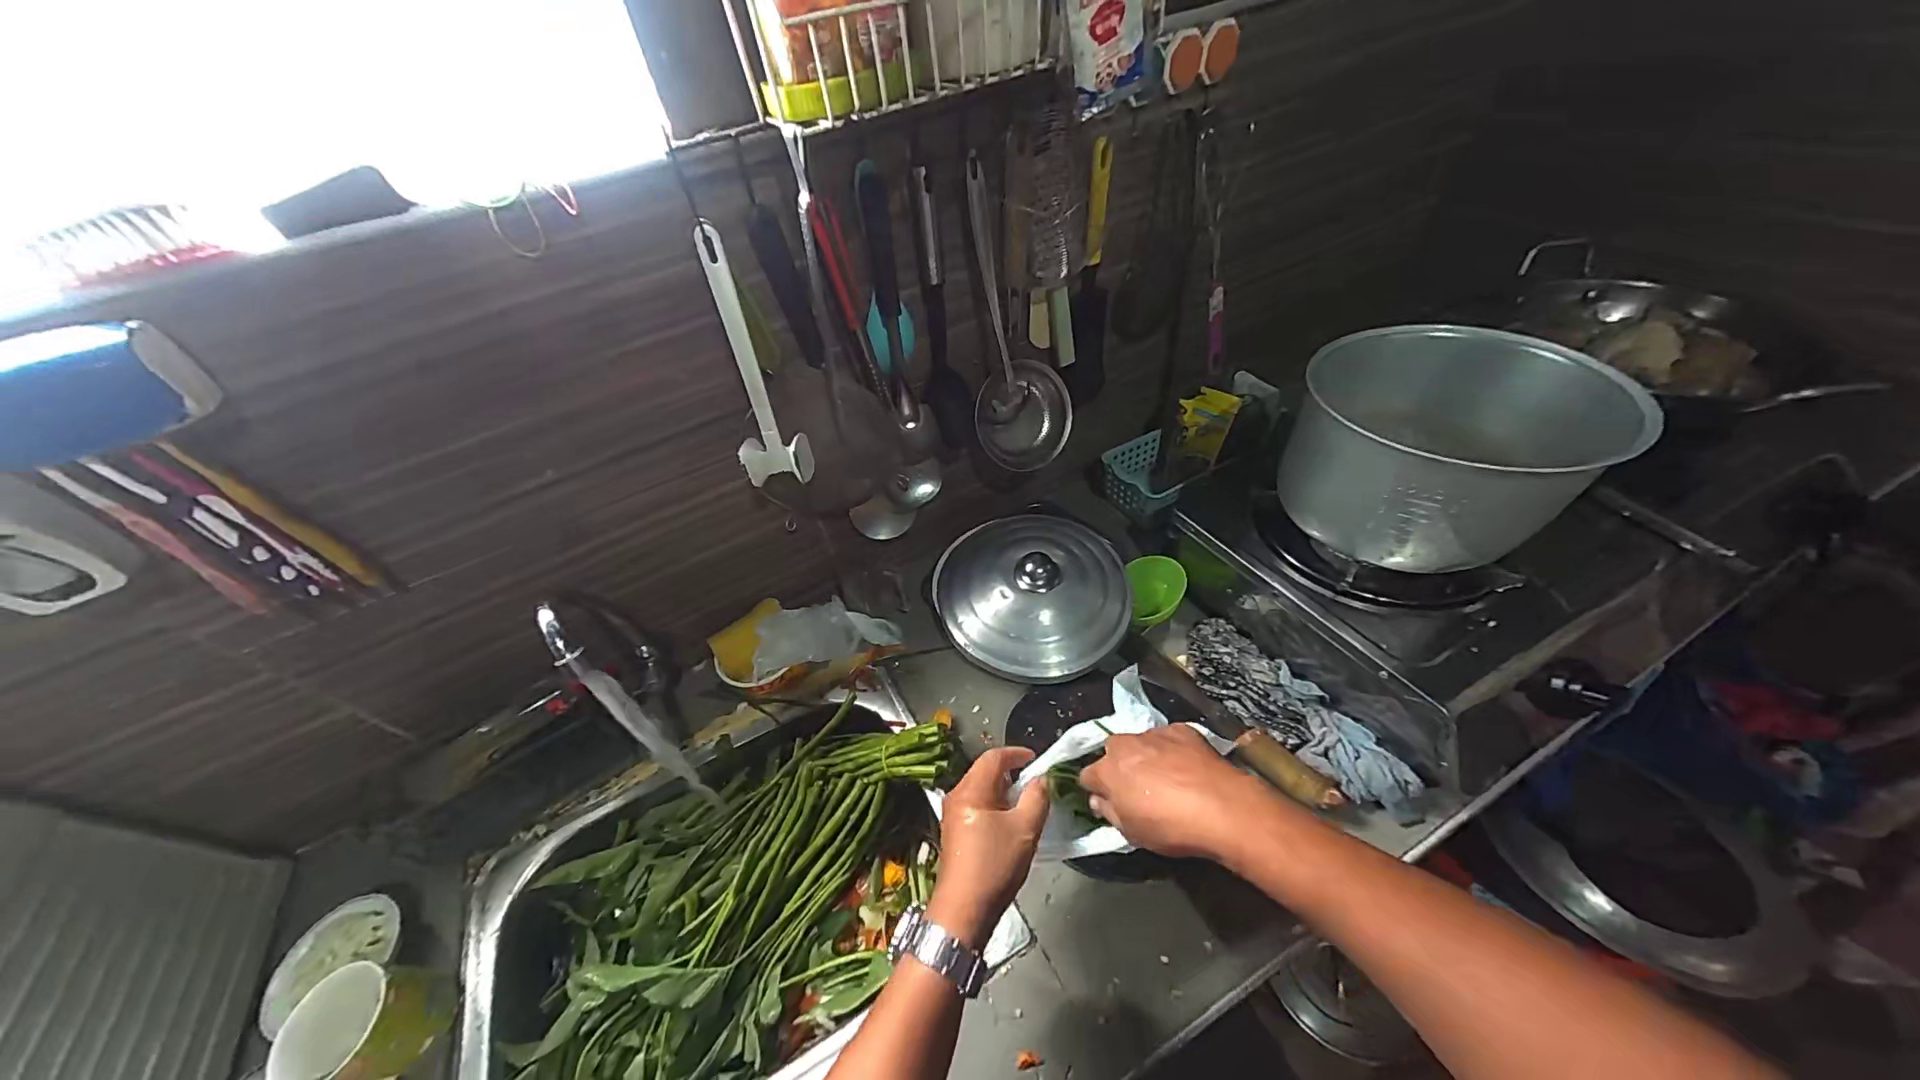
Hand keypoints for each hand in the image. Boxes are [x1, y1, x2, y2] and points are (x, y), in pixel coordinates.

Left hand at [926, 747, 1047, 947]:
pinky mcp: (955, 832)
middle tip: (1034, 782)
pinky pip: (977, 805)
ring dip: (1004, 791)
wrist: (963, 910)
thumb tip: (1041, 779)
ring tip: (1026, 803)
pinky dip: (995, 805)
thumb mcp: (1025, 830)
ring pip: (981, 789)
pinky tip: (1010, 822)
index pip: (993, 757)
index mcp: (970, 791)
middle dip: (1011, 773)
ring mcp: (953, 815)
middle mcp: (957, 797)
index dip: (1016, 753)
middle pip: (985, 771)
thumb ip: (1037, 798)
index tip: (1036, 758)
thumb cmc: (994, 866)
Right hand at [1078, 725, 1276, 861]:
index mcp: (1106, 770)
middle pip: (1113, 754)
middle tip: (1138, 790)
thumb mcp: (1132, 833)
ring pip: (1140, 744)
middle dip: (1120, 768)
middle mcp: (1124, 745)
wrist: (1222, 808)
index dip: (1096, 790)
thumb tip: (1100, 800)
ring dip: (1146, 757)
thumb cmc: (1171, 827)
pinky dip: (1172, 750)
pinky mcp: (1182, 730)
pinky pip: (1168, 739)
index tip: (1108, 801)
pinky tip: (1187, 768)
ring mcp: (1154, 734)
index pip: (1087, 776)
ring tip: (1168, 780)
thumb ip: (1109, 812)